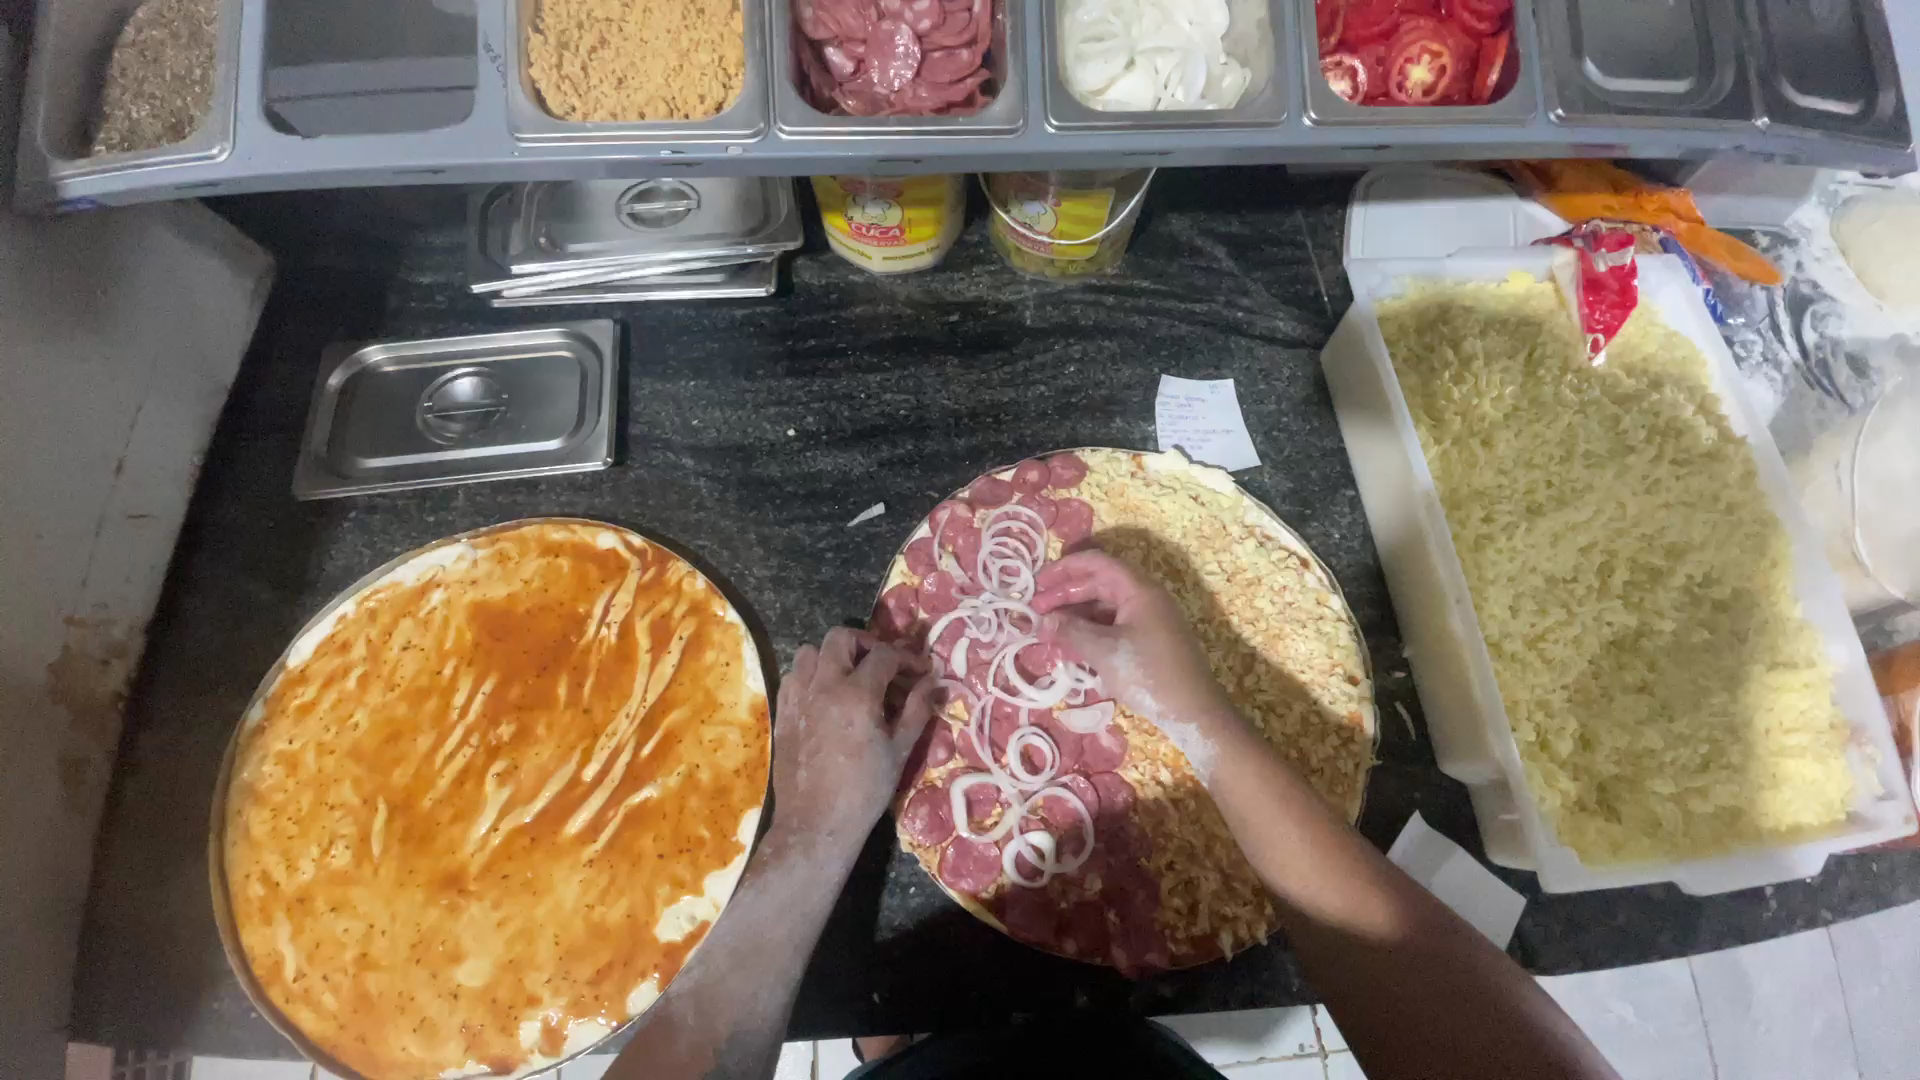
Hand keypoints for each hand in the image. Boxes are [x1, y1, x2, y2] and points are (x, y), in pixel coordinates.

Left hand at [772, 627, 934, 845]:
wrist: (817, 824)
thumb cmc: (865, 790)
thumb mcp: (900, 750)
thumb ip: (917, 710)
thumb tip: (934, 683)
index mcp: (857, 694)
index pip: (884, 655)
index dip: (907, 658)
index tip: (920, 671)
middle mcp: (824, 686)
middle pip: (841, 637)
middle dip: (866, 644)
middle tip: (882, 665)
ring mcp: (798, 698)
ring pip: (809, 652)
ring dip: (833, 656)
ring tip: (850, 677)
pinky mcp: (782, 713)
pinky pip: (793, 676)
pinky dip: (811, 676)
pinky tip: (826, 697)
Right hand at [1032, 550, 1236, 736]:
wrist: (1193, 711)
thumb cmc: (1148, 673)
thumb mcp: (1104, 651)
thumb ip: (1071, 631)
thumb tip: (1042, 620)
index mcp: (1138, 589)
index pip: (1096, 563)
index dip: (1064, 569)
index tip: (1037, 583)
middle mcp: (1144, 598)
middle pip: (1098, 584)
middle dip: (1065, 595)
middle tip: (1035, 611)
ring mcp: (1147, 619)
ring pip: (1103, 607)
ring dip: (1075, 616)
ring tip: (1048, 632)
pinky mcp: (1147, 640)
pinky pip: (1112, 625)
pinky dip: (1089, 631)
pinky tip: (1070, 647)